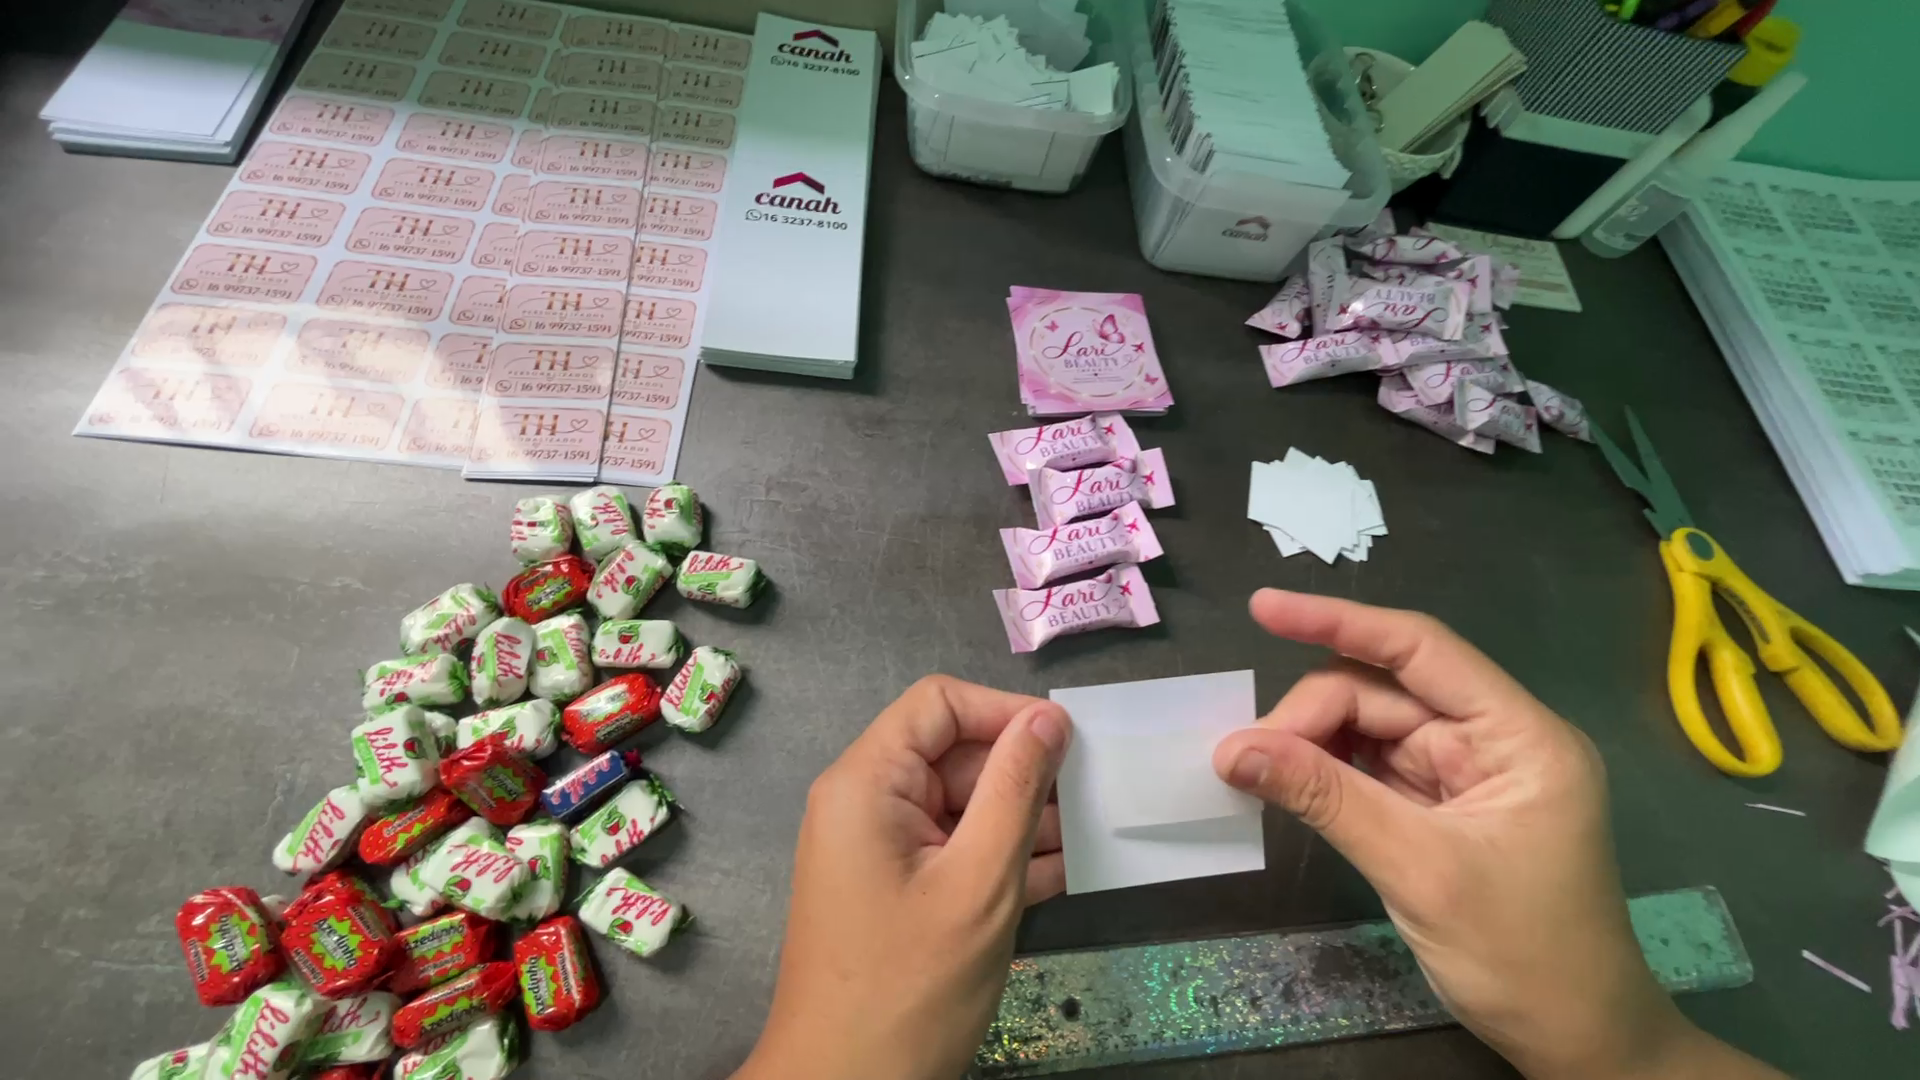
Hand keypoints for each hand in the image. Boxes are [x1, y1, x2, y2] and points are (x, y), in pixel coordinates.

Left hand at [736, 676, 1070, 1079]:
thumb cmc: (911, 986)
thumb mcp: (979, 881)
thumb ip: (1016, 790)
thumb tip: (1049, 718)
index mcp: (868, 780)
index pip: (939, 705)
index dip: (1003, 711)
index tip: (1064, 741)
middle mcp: (868, 799)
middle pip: (953, 753)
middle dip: (1020, 774)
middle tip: (1088, 797)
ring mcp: (882, 844)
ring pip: (961, 803)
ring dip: (1020, 818)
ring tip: (1083, 836)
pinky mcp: (898, 883)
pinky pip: (954, 845)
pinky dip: (999, 854)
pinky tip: (1056, 872)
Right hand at [1213, 590, 1783, 1079]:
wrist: (1577, 1046)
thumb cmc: (1525, 958)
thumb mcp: (1418, 870)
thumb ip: (1323, 797)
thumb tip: (1231, 750)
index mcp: (1517, 736)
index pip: (1418, 649)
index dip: (1337, 621)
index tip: (1263, 608)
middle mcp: (1487, 738)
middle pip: (1377, 690)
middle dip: (1309, 716)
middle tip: (1247, 758)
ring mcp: (1458, 770)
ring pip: (1361, 724)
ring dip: (1306, 742)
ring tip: (1255, 770)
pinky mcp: (1430, 800)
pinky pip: (1360, 762)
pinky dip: (1318, 769)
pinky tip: (1284, 780)